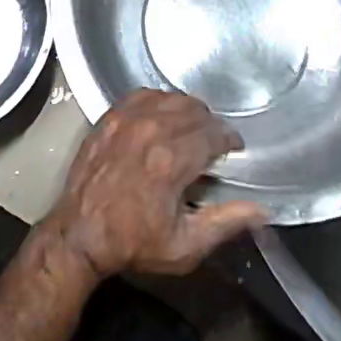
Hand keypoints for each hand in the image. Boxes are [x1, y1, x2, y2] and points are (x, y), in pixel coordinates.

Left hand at [44, 90, 266, 278]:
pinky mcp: (108, 117)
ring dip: (187, 110)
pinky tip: (162, 117)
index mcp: (170, 161)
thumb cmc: (132, 243)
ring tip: (191, 129)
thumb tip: (261, 210)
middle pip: (194, 110)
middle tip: (215, 143)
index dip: (229, 139)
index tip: (235, 149)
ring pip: (170, 98)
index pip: (213, 133)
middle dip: (211, 125)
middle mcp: (149, 131)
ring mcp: (125, 120)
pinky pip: (142, 94)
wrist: (79, 234)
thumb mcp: (184, 246)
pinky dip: (158, 101)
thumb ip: (226, 223)